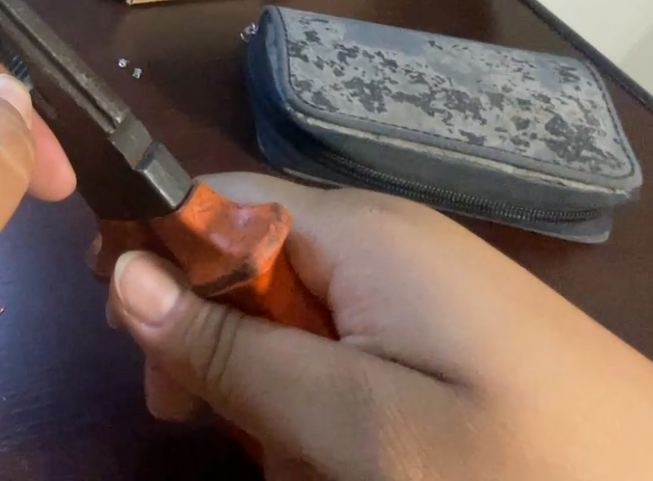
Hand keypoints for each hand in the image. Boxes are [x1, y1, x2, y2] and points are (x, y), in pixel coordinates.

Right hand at [107, 173, 652, 479]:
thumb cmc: (534, 474)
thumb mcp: (362, 426)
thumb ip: (233, 349)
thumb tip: (120, 275)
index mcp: (355, 230)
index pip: (214, 200)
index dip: (155, 247)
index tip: (119, 323)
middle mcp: (378, 242)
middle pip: (245, 258)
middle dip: (204, 331)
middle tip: (179, 411)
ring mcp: (415, 292)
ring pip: (288, 315)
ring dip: (260, 381)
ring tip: (278, 460)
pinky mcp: (441, 340)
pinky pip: (342, 350)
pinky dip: (316, 403)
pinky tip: (333, 463)